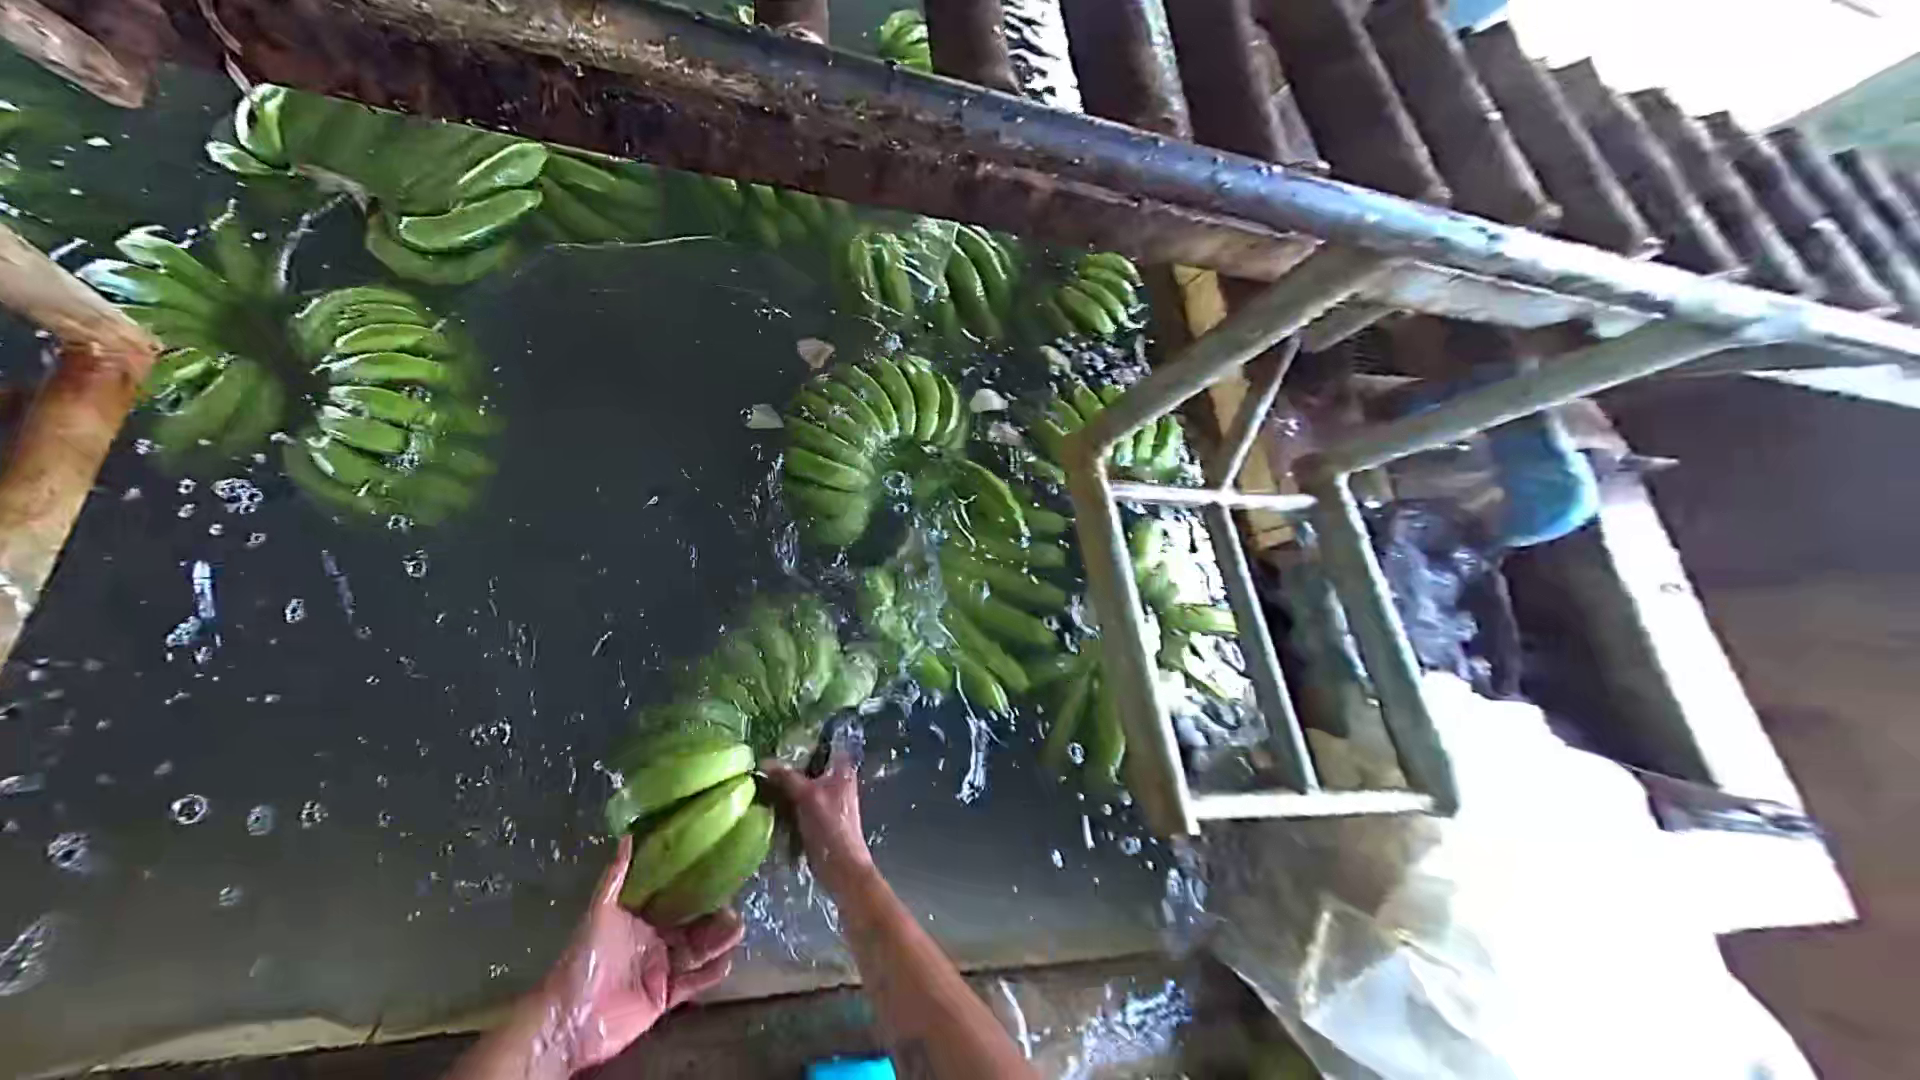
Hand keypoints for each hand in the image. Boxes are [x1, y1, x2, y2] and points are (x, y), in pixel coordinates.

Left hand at [532, 835, 744, 1071]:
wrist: (569, 1019)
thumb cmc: (584, 959)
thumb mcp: (599, 913)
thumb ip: (615, 876)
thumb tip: (628, 836)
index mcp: (644, 918)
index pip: (680, 900)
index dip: (701, 890)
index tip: (722, 878)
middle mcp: (657, 940)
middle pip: (695, 925)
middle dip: (717, 918)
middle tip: (734, 912)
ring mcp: (663, 969)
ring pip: (700, 951)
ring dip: (719, 941)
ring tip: (735, 931)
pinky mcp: (666, 996)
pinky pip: (695, 983)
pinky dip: (712, 973)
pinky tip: (726, 961)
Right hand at [761, 723, 873, 893]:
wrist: (841, 867)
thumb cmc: (830, 826)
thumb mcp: (807, 797)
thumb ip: (787, 777)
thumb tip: (763, 761)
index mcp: (842, 768)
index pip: (827, 741)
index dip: (809, 735)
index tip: (784, 730)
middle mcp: (837, 778)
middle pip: (812, 761)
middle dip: (792, 759)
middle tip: (765, 751)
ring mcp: (827, 796)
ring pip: (804, 780)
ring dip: (787, 778)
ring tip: (761, 771)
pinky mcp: (817, 813)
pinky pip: (799, 797)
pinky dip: (786, 795)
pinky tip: (767, 793)